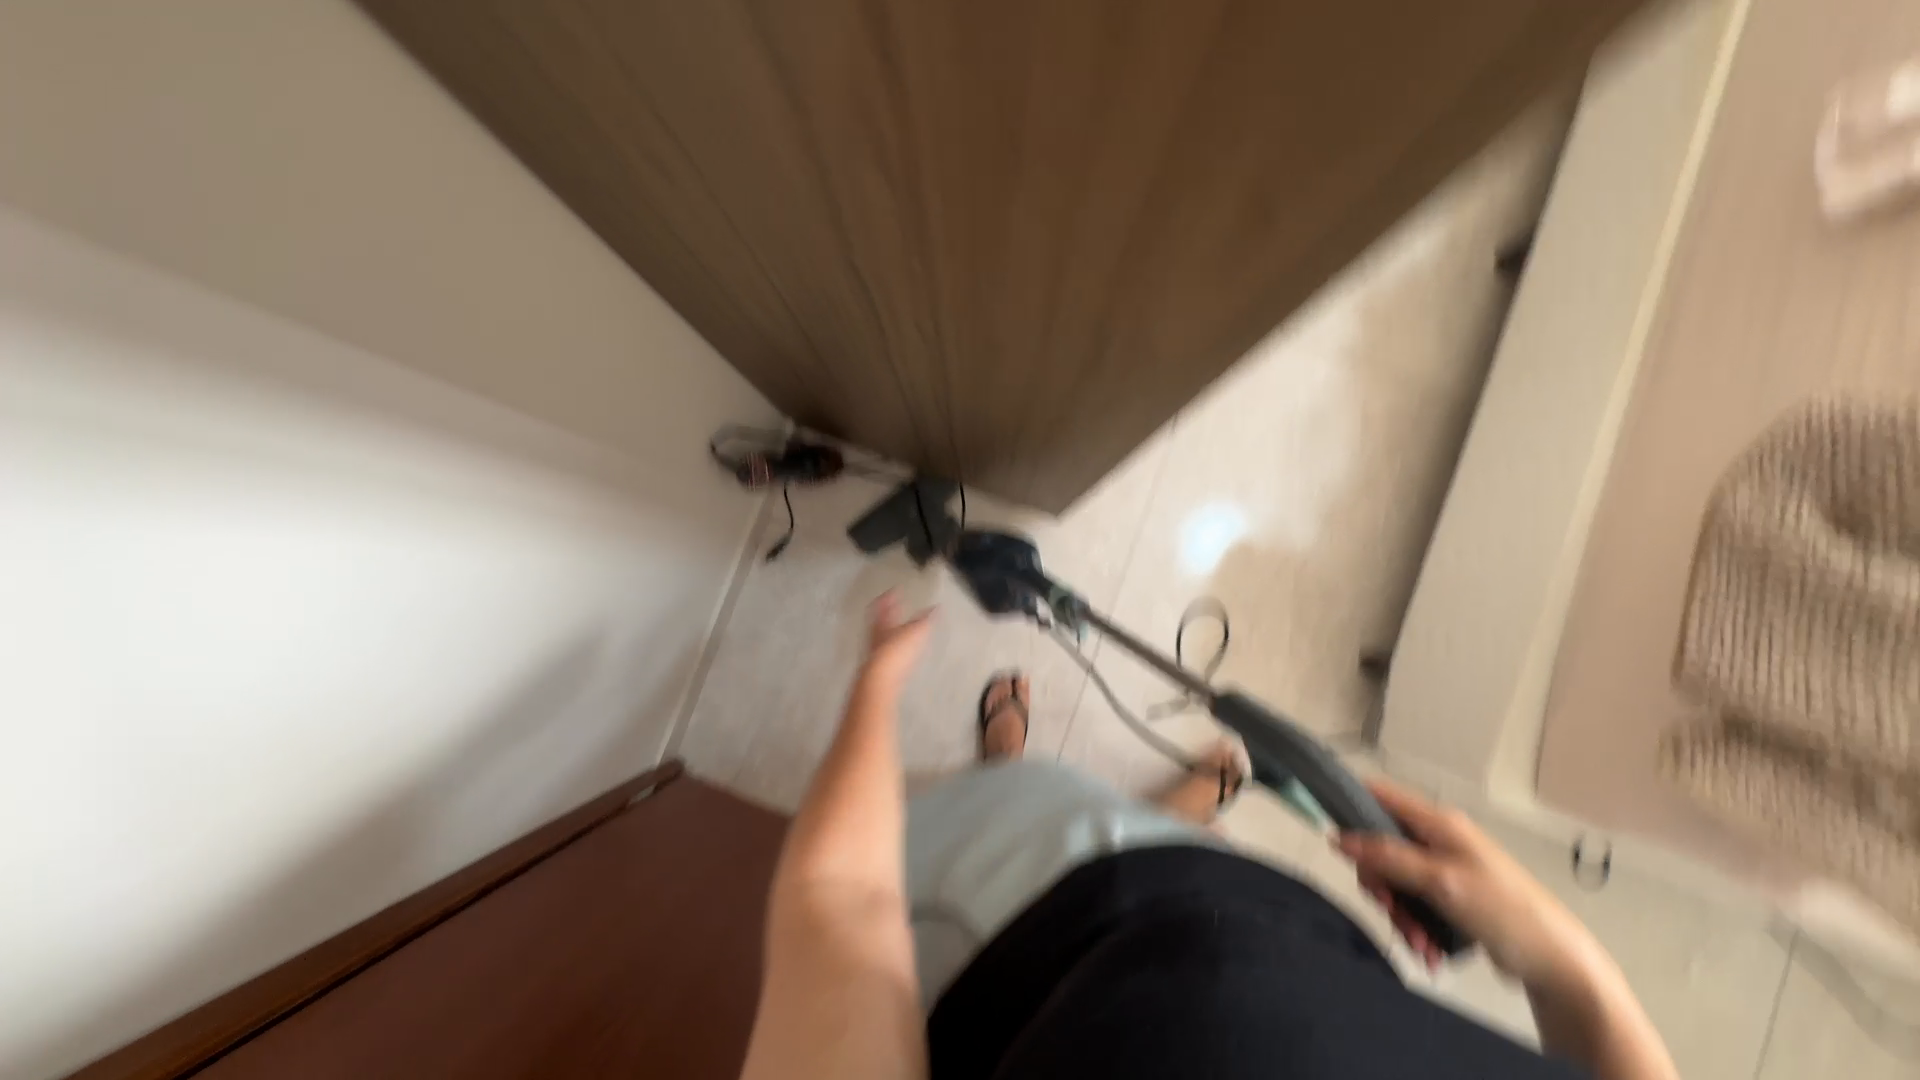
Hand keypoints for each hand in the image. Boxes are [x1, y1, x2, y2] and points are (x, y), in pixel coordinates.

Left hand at [860, 590, 932, 685]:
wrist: (880, 680)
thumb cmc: (896, 651)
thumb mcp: (915, 632)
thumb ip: (926, 619)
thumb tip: (936, 607)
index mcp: (881, 622)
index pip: (882, 604)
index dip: (888, 597)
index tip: (893, 591)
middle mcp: (875, 634)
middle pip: (879, 620)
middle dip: (887, 613)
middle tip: (893, 607)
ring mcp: (875, 651)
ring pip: (880, 635)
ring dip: (889, 630)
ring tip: (898, 628)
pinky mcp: (878, 666)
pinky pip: (885, 651)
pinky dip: (892, 647)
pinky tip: (900, 651)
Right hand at [1336, 777, 1597, 983]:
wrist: (1558, 963)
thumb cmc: (1502, 910)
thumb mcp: (1439, 880)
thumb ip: (1387, 856)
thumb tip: (1337, 837)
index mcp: (1436, 822)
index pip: (1378, 794)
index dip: (1348, 806)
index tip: (1335, 841)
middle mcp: (1436, 839)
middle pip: (1379, 847)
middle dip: (1380, 884)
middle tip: (1389, 909)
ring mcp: (1443, 868)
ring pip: (1395, 881)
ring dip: (1399, 914)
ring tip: (1419, 944)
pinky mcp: (1450, 898)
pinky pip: (1414, 904)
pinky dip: (1415, 927)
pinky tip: (1428, 950)